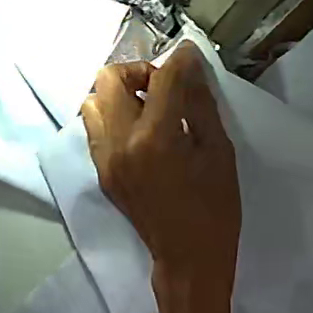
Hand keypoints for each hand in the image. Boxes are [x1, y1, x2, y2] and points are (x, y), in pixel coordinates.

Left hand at [81, 43, 241, 302]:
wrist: (187, 258)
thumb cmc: (215, 207)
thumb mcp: (219, 151)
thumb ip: (199, 104)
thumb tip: (189, 66)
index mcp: (155, 138)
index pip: (161, 79)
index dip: (179, 60)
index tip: (189, 54)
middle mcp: (120, 142)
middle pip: (109, 79)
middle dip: (138, 72)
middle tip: (164, 87)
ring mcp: (104, 158)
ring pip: (93, 101)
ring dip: (119, 93)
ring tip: (149, 107)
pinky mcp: (100, 170)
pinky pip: (95, 126)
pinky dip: (113, 115)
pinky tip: (141, 129)